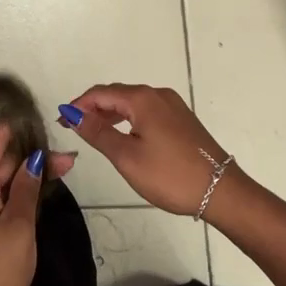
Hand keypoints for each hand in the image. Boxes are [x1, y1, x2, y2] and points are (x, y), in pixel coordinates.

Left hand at [0, 121, 75, 285]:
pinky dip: (24, 189)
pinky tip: (45, 185)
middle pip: (3, 160)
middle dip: (33, 154)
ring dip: (32, 172)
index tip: (39, 116)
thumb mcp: (18, 225)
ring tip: (65, 164)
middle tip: (68, 154)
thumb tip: (34, 156)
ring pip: (7, 178)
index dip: (15, 127)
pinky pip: (5, 195)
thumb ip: (27, 188)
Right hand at [61, 83, 244, 217]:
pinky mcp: (183, 119)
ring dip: (111, 113)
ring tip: (94, 131)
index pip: (100, 93)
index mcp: (141, 99)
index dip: (78, 105)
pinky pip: (147, 111)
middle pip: (117, 94)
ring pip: (133, 102)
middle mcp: (157, 94)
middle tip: (74, 127)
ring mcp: (173, 106)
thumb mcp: (127, 157)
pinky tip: (125, 134)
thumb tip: (73, 113)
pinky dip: (129, 118)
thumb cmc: (170, 175)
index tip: (61, 121)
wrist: (223, 192)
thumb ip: (98, 133)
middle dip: (93, 107)